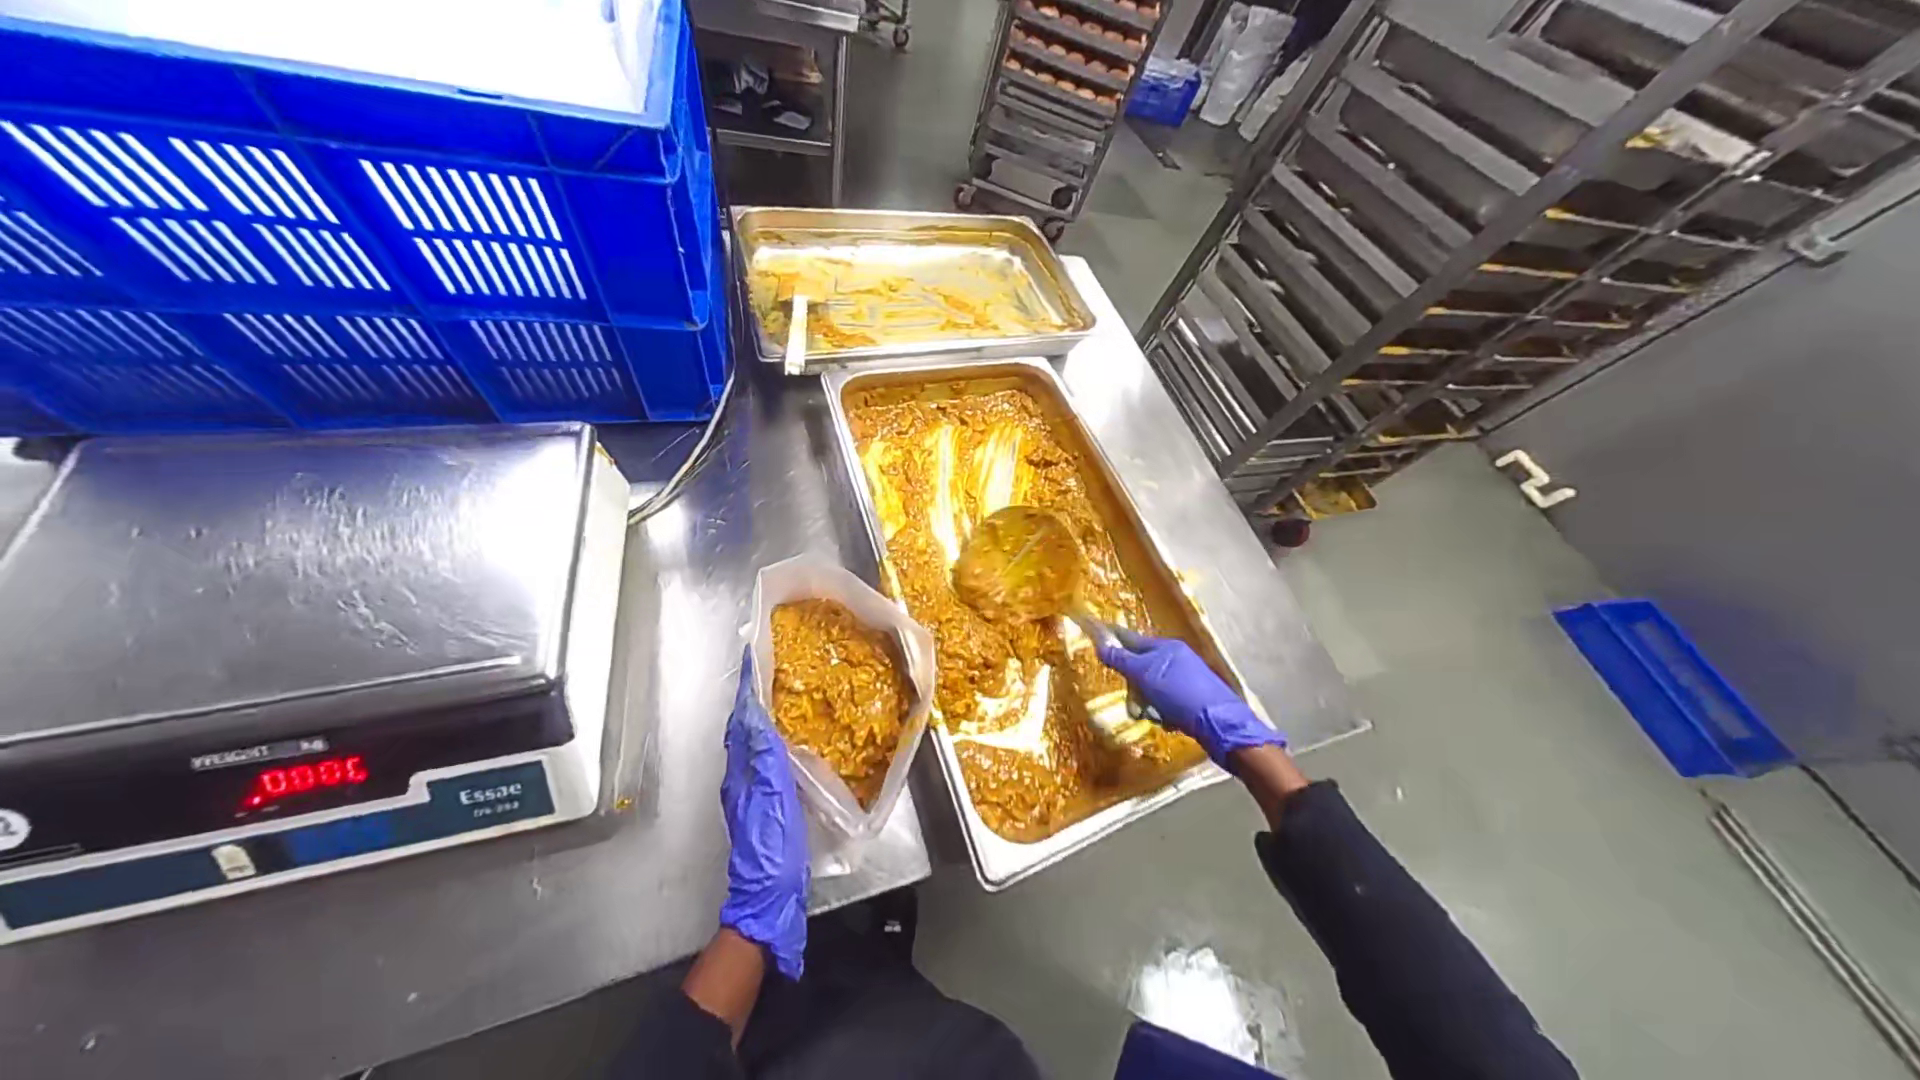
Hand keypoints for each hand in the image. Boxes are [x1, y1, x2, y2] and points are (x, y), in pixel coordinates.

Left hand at [718, 649, 808, 980]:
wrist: (769, 894)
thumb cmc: (772, 848)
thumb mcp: (772, 798)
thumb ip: (765, 757)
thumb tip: (755, 716)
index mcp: (742, 772)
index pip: (742, 722)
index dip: (747, 692)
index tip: (753, 661)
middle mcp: (742, 777)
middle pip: (746, 728)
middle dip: (756, 699)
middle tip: (772, 672)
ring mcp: (753, 791)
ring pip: (757, 742)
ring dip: (766, 717)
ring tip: (783, 695)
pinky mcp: (767, 802)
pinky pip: (769, 759)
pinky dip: (776, 739)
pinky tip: (793, 739)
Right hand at [1096, 631, 1285, 766]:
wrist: (1220, 724)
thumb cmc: (1180, 694)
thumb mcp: (1145, 675)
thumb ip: (1121, 659)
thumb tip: (1100, 641)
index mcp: (1165, 647)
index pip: (1130, 638)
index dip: (1111, 638)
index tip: (1092, 630)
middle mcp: (1175, 659)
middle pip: (1139, 668)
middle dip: (1134, 688)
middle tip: (1135, 705)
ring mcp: (1185, 679)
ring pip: (1151, 689)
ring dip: (1148, 704)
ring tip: (1156, 716)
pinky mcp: (1192, 699)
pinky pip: (1166, 702)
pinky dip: (1163, 712)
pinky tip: (1170, 721)